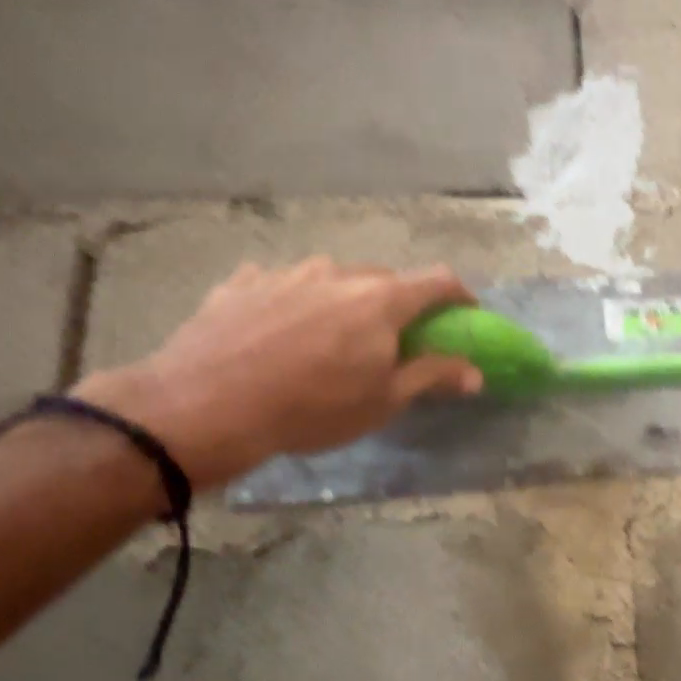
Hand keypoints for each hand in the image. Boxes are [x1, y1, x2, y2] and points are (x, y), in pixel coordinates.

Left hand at [75, 257, 480, 487]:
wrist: (206, 405)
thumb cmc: (312, 407)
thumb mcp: (384, 401)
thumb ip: (432, 376)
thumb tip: (475, 372)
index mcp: (381, 300)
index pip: (438, 281)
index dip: (459, 295)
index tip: (466, 312)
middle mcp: (338, 273)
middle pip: (385, 279)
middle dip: (399, 304)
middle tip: (394, 338)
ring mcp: (286, 273)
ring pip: (332, 279)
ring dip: (345, 300)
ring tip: (332, 336)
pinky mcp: (241, 282)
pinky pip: (282, 284)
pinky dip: (296, 301)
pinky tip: (281, 329)